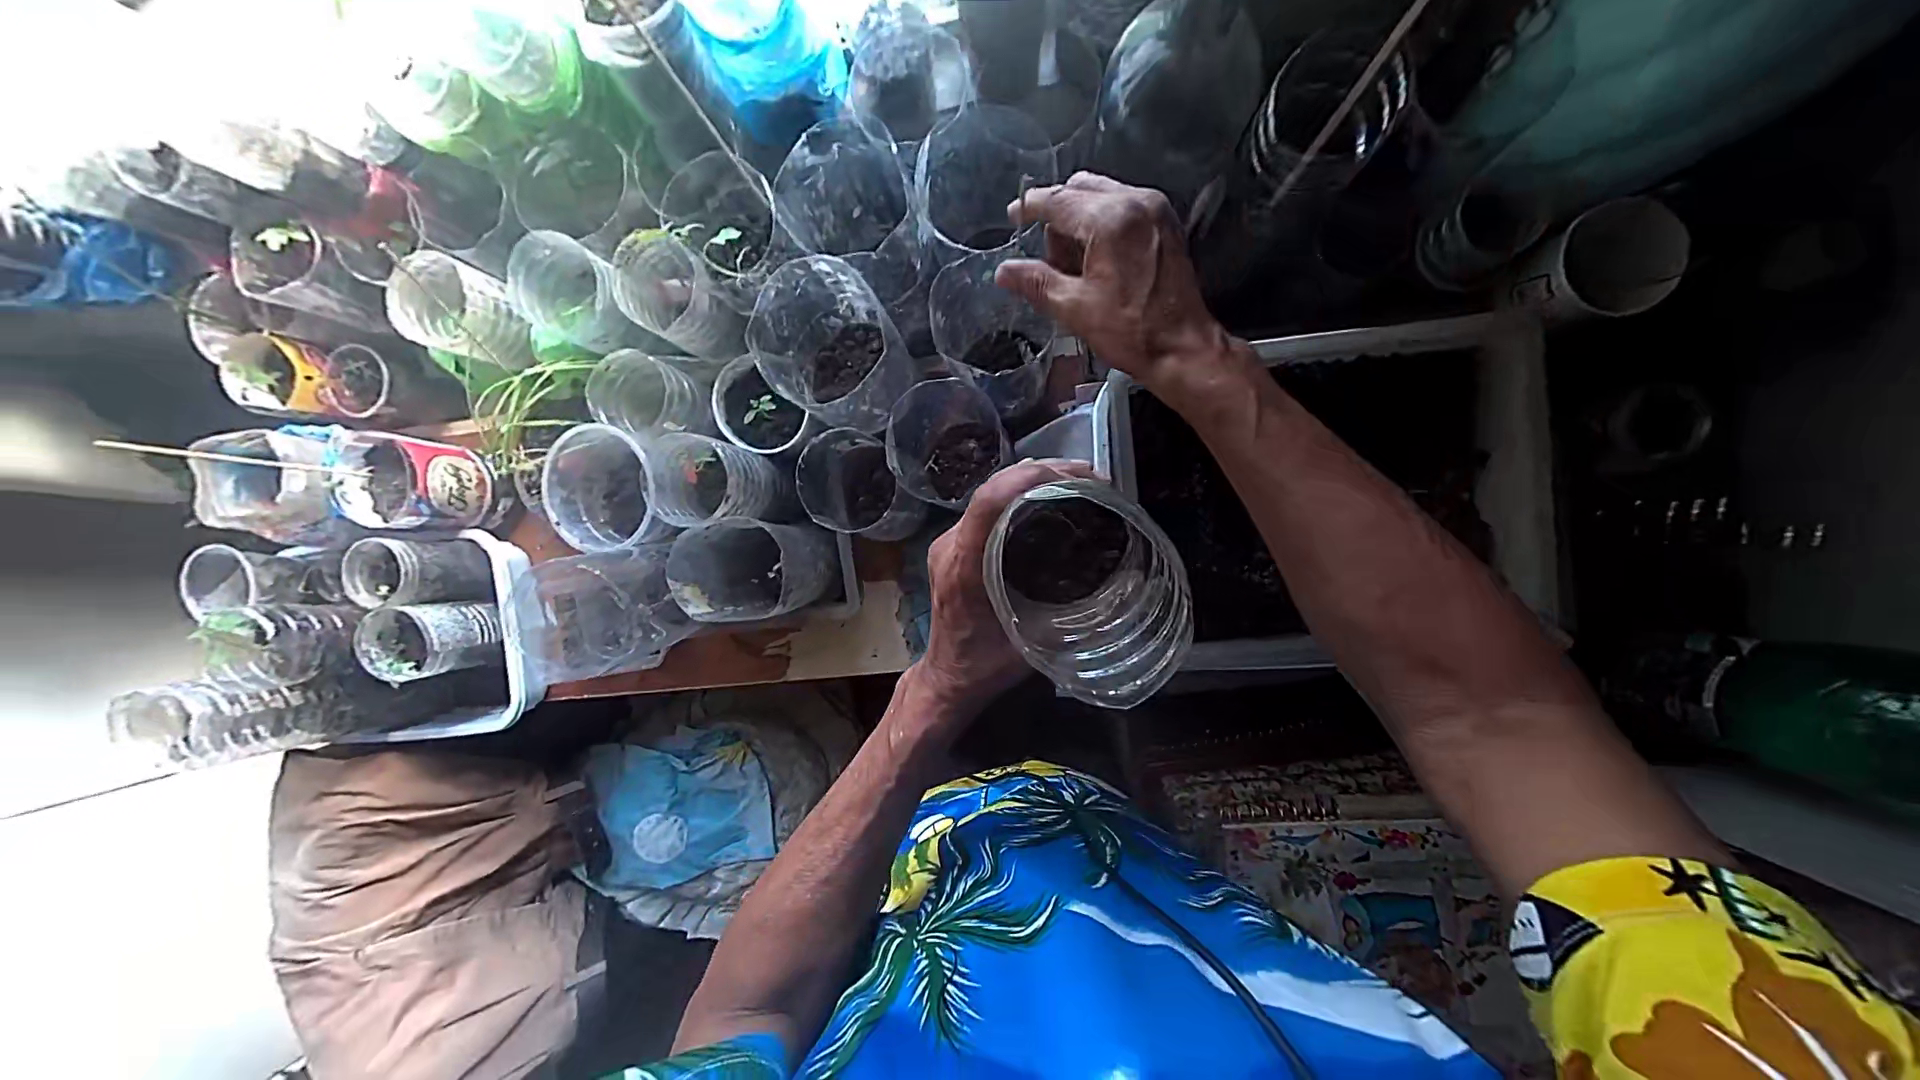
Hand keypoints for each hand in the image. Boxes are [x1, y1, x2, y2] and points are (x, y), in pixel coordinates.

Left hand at [913, 458, 1095, 718]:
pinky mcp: (954, 545)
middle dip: (1044, 473)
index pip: (988, 503)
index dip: (1028, 479)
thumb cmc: (984, 666)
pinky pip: (988, 509)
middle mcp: (951, 546)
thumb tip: (1121, 587)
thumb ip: (1072, 616)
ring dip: (1034, 481)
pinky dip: (1021, 497)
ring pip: (991, 495)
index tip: (1076, 476)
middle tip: (1093, 478)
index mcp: (964, 567)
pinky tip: (1052, 501)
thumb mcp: (1033, 643)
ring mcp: (949, 543)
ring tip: (1079, 484)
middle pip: (993, 489)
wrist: (946, 678)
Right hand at [995, 173, 1239, 398]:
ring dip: (1079, 219)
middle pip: (1081, 189)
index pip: (1058, 200)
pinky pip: (1123, 206)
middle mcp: (1136, 202)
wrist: (1182, 348)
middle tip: (1047, 257)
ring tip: (1073, 263)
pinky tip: (1096, 257)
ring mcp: (1155, 209)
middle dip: (1057, 215)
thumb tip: (1004, 271)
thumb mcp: (1074, 308)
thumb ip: (1036, 283)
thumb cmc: (1129, 331)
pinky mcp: (1165, 223)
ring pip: (1102, 195)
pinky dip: (1102, 222)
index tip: (1013, 217)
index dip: (1030, 207)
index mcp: (1110, 219)